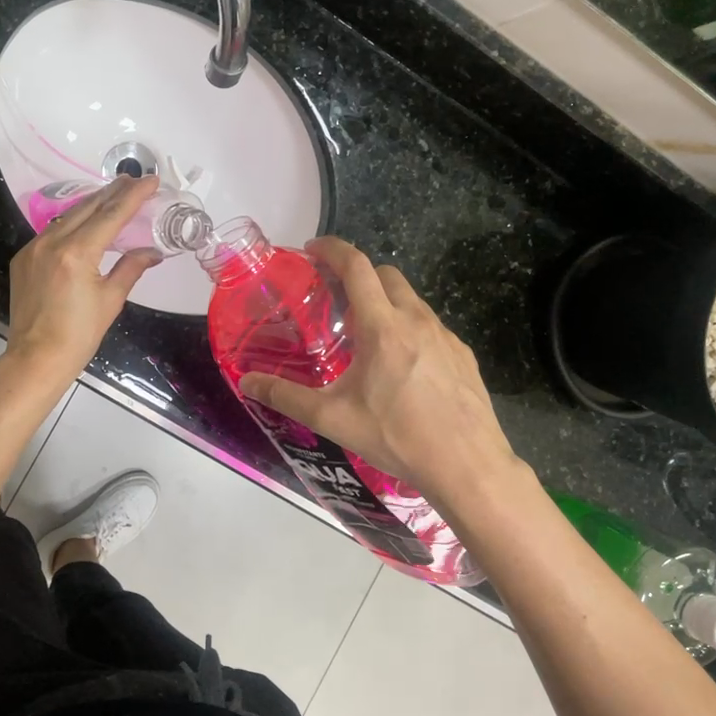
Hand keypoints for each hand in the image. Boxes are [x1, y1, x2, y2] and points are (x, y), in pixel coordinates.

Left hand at [5, 176, 164, 378]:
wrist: (36, 358)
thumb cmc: (79, 335)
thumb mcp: (111, 300)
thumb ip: (131, 268)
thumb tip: (151, 251)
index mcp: (77, 253)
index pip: (111, 215)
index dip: (133, 195)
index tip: (150, 180)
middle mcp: (52, 243)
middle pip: (88, 208)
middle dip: (113, 192)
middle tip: (134, 180)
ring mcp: (33, 249)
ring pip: (67, 217)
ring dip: (91, 205)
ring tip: (113, 196)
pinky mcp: (22, 259)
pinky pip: (51, 233)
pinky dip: (71, 224)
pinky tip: (84, 224)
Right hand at [239, 237, 519, 505]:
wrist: (468, 466)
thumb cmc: (397, 437)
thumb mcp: (332, 418)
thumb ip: (285, 396)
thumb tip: (246, 382)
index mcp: (382, 327)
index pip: (356, 267)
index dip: (333, 249)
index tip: (313, 249)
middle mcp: (417, 321)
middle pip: (386, 274)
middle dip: (358, 273)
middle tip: (333, 293)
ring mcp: (446, 337)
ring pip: (411, 300)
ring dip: (384, 300)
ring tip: (364, 332)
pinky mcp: (463, 356)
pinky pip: (430, 326)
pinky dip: (408, 327)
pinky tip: (399, 364)